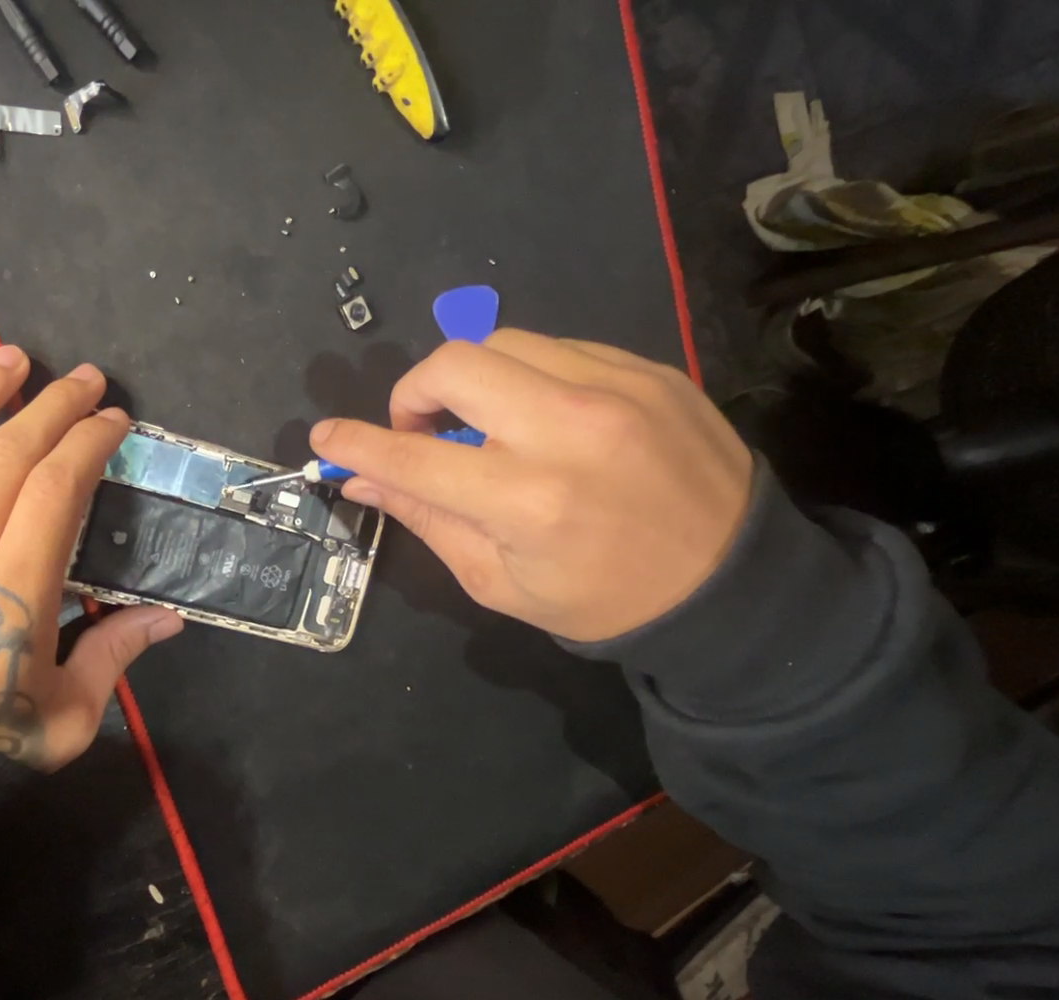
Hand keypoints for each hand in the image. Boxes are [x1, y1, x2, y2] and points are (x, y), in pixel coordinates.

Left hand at [0, 347, 182, 769]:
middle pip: (4, 454)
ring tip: (8, 357)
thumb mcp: (67, 718)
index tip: (115, 420)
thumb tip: (169, 617)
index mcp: (13, 592)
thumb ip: (115, 656)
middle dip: (51, 406)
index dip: (90, 441)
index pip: (56, 487)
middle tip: (85, 378)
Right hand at [310, 329, 752, 641]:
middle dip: (413, 392)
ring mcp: (617, 389)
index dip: (357, 443)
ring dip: (469, 378)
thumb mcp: (499, 582)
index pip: (413, 457)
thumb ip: (426, 519)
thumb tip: (360, 478)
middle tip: (421, 430)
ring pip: (503, 341)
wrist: (734, 585)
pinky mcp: (649, 370)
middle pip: (455, 365)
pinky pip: (558, 348)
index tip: (325, 437)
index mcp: (527, 502)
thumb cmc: (602, 598)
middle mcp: (569, 430)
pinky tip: (539, 416)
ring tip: (482, 421)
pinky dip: (525, 377)